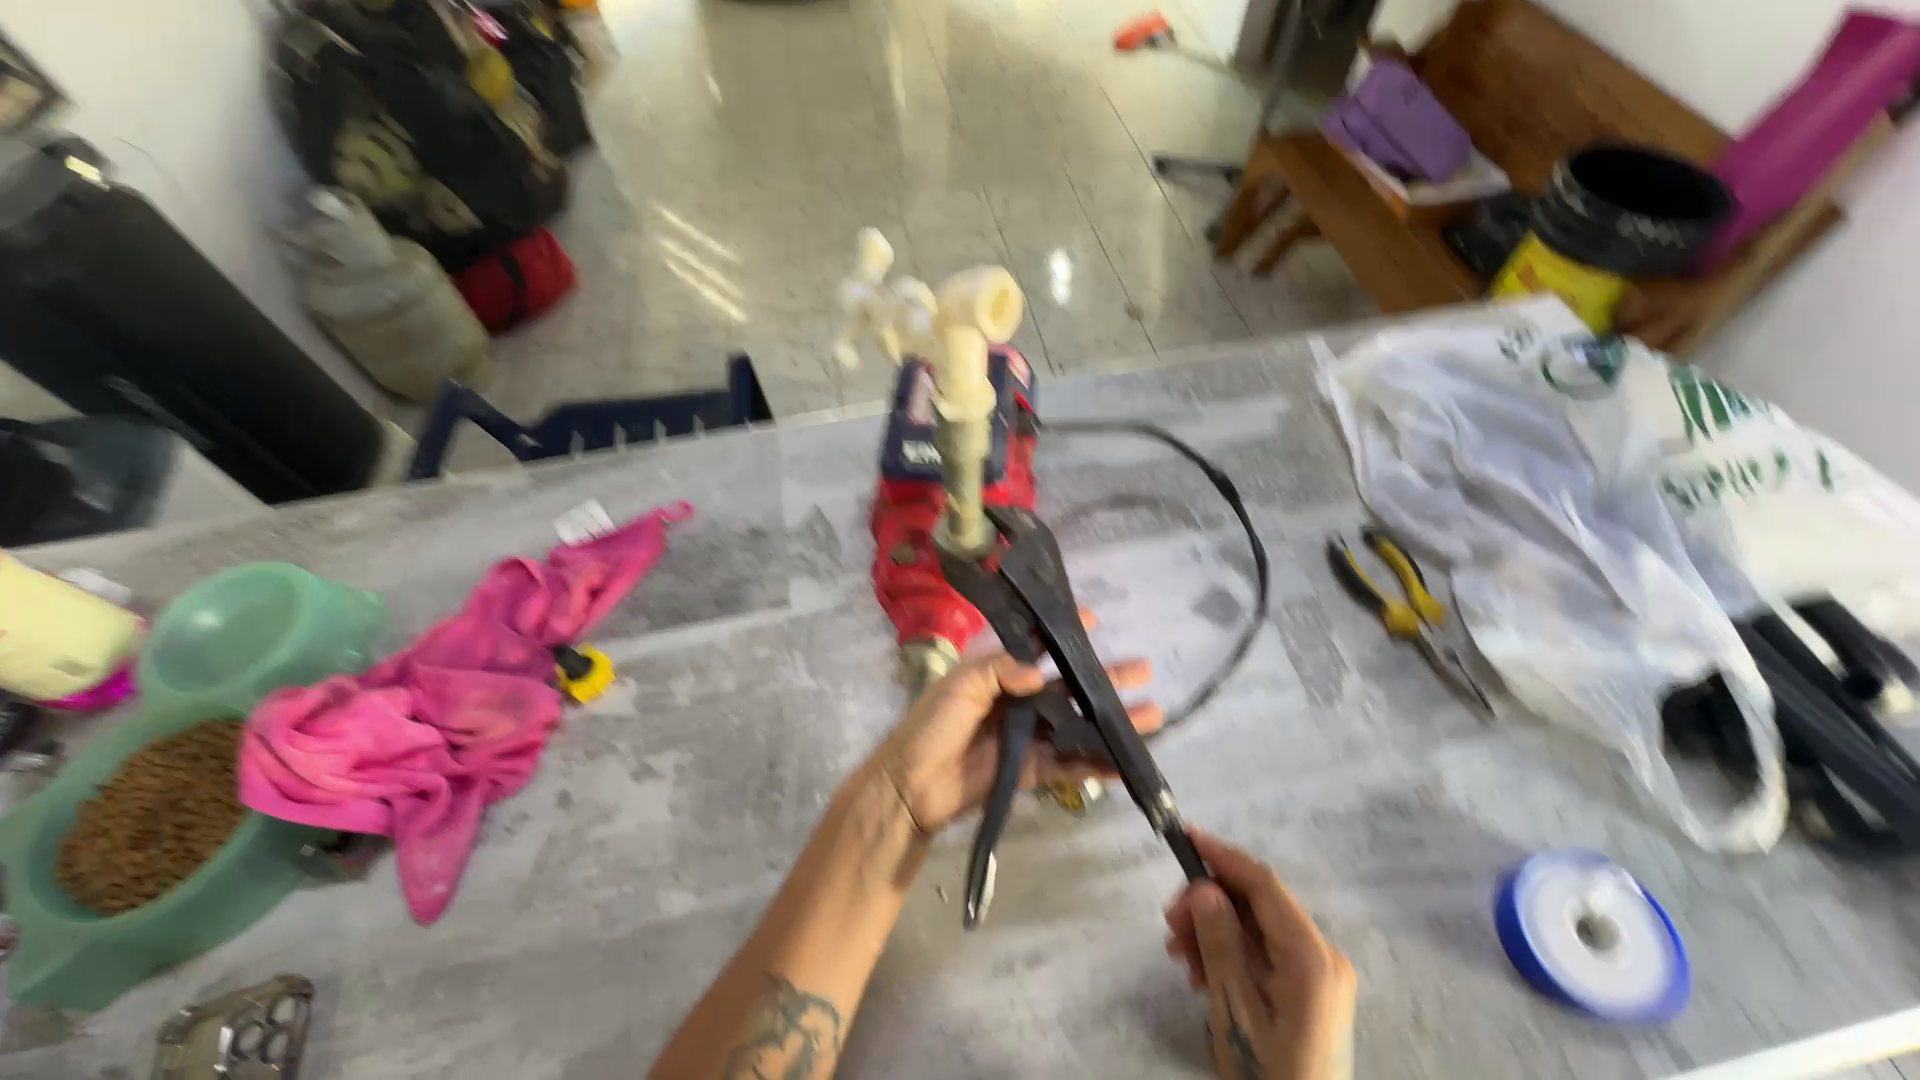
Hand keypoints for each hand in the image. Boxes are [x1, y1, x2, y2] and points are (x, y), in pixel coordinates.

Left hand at [865, 648, 1161, 833]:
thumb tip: (1041, 674)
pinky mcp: (1030, 770)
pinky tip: (1125, 762)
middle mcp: (1017, 700)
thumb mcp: (960, 685)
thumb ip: (999, 671)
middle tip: (1144, 670)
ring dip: (1111, 722)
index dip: (1062, 634)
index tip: (1095, 620)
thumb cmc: (932, 726)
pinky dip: (1096, 764)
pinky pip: (1069, 764)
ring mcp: (1026, 736)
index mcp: (996, 673)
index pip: (1035, 646)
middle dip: (1105, 679)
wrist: (911, 786)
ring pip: (1077, 725)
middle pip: (1068, 687)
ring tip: (1152, 715)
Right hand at [1165, 830, 1356, 1079]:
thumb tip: (1203, 888)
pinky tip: (1201, 972)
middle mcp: (1322, 955)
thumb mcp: (1235, 1010)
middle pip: (1257, 905)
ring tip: (1180, 956)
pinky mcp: (1308, 991)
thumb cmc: (1267, 1074)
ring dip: (1213, 931)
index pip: (1264, 885)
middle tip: (1169, 925)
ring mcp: (1317, 974)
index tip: (1184, 839)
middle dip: (1209, 904)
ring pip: (1256, 928)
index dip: (1222, 856)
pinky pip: (1263, 954)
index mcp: (1312, 957)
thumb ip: (1220, 944)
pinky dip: (1230, 954)